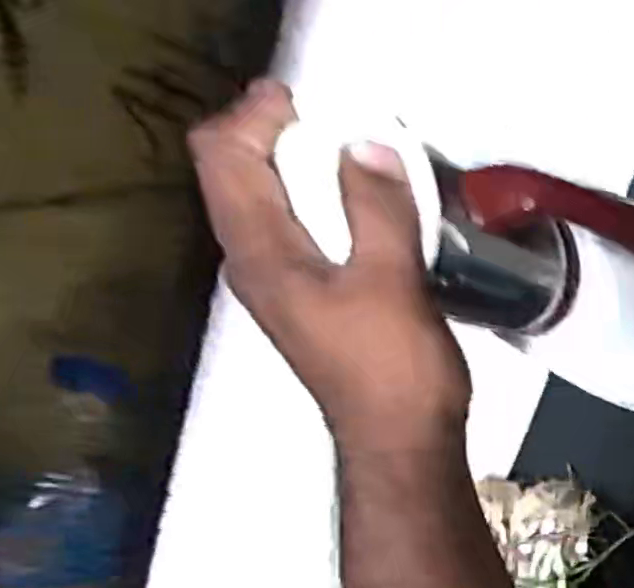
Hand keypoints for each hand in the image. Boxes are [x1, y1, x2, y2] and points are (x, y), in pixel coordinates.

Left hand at [189, 80, 469, 454]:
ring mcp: (289, 298)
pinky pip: (305, 248)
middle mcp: (259, 270)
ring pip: (273, 217)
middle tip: (322, 125)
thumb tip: (368, 148)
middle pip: (241, 183)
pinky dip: (326, 220)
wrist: (404, 442)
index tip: (300, 99)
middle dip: (272, 143)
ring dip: (300, 182)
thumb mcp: (392, 286)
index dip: (255, 117)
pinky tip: (367, 231)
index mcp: (263, 254)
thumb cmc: (395, 370)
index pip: (229, 159)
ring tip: (348, 169)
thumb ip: (379, 214)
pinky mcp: (321, 319)